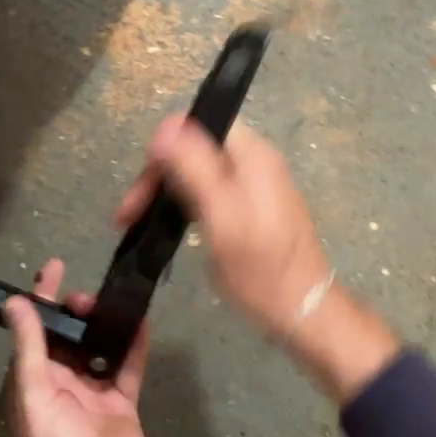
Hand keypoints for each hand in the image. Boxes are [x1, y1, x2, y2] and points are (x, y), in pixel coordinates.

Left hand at [4, 258, 154, 436]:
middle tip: (87, 296)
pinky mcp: (121, 404)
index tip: (53, 267)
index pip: (33, 333)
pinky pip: (126, 367)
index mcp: (32, 386)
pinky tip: (142, 321)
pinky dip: (133, 345)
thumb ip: (30, 349)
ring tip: (111, 303)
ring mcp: (92, 395)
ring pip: (96, 348)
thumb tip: (16, 303)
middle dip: (74, 311)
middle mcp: (59, 386)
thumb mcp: (37, 398)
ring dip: (102, 324)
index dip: (40, 300)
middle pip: (66, 338)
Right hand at [119, 116, 400, 402]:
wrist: (305, 312)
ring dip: (166, 191)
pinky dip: (183, 203)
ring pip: (197, 169)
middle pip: (193, 146)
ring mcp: (254, 184)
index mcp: (252, 154)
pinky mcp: (250, 207)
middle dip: (158, 175)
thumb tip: (164, 126)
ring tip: (139, 222)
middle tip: (130, 214)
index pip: (197, 123)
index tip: (143, 186)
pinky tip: (169, 226)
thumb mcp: (222, 215)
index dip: (163, 148)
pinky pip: (208, 190)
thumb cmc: (261, 269)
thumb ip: (194, 167)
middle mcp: (255, 160)